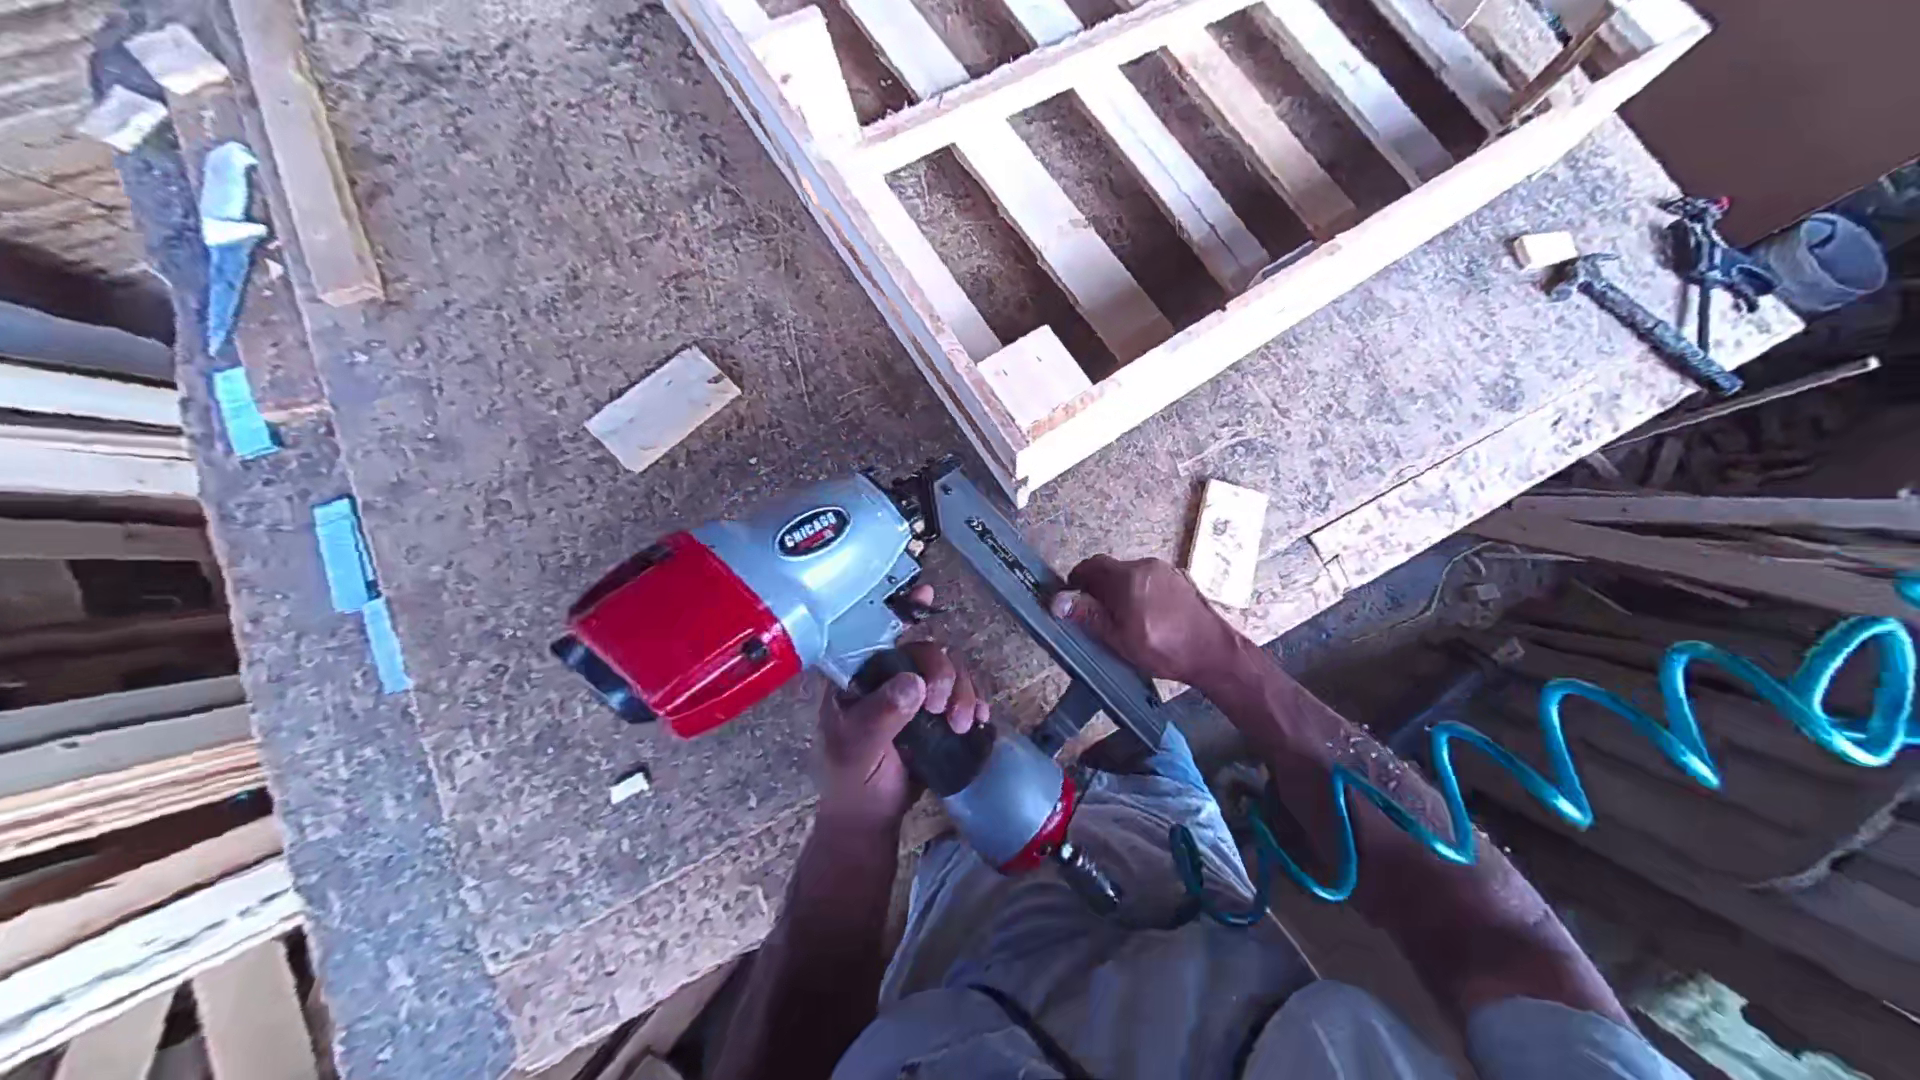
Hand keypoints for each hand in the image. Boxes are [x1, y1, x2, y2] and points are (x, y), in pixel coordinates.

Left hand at [815, 590, 985, 825]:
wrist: (872, 819)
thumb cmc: (852, 781)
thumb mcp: (858, 749)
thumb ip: (881, 716)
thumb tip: (914, 683)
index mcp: (858, 677)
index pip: (877, 633)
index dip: (900, 609)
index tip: (925, 594)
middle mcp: (887, 678)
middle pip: (925, 652)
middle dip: (943, 673)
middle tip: (943, 707)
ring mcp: (913, 695)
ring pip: (948, 671)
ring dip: (962, 690)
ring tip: (962, 723)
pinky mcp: (936, 714)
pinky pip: (962, 694)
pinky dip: (974, 701)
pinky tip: (978, 718)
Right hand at [1048, 555, 1247, 688]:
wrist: (1214, 654)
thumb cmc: (1164, 649)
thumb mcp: (1118, 638)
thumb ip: (1088, 616)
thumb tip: (1057, 601)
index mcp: (1127, 577)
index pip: (1090, 566)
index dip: (1077, 581)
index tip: (1073, 601)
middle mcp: (1146, 566)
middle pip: (1111, 569)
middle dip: (1097, 588)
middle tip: (1094, 615)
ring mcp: (1166, 570)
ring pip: (1131, 574)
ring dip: (1119, 591)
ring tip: (1121, 620)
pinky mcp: (1181, 579)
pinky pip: (1149, 580)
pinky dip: (1139, 592)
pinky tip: (1146, 617)